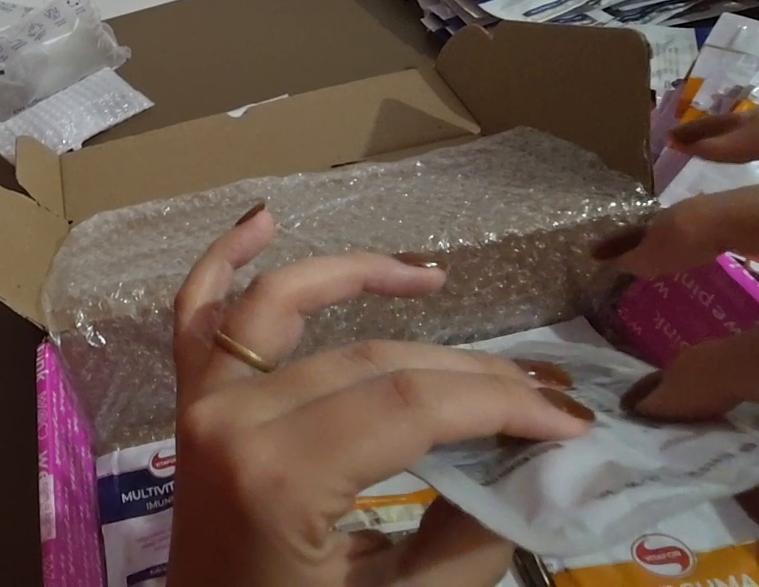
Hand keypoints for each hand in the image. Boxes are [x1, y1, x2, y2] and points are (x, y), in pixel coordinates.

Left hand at [164, 205, 594, 586]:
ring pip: (276, 306)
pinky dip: (222, 260)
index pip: (404, 407)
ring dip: (349, 277)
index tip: (568, 419)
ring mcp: (199, 398)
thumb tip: (527, 459)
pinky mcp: (189, 397)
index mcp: (278, 477)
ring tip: (426, 274)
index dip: (494, 404)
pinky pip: (196, 312)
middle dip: (457, 369)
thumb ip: (466, 537)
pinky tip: (263, 220)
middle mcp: (229, 417)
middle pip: (359, 360)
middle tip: (534, 387)